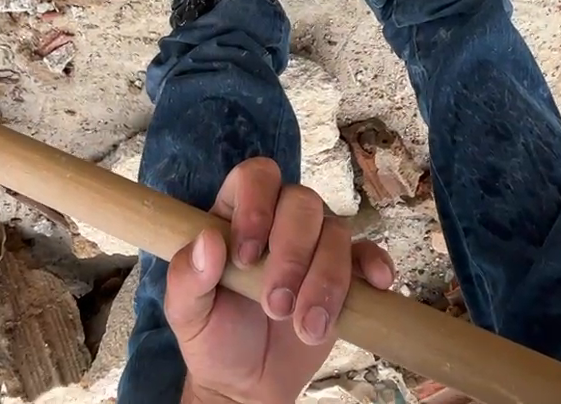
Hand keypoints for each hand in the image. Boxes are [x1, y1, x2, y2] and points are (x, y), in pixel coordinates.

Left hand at [167, 158, 395, 403]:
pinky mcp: (347, 271)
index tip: (246, 256)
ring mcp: (316, 242)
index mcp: (239, 212)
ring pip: (335, 231)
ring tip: (306, 327)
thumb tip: (208, 242)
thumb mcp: (186, 312)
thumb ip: (188, 276)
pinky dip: (374, 264)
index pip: (255, 177)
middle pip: (302, 201)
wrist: (248, 383)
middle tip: (275, 306)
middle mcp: (281, 217)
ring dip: (325, 279)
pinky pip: (367, 253)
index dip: (256, 206)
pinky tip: (373, 284)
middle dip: (292, 254)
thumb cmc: (214, 335)